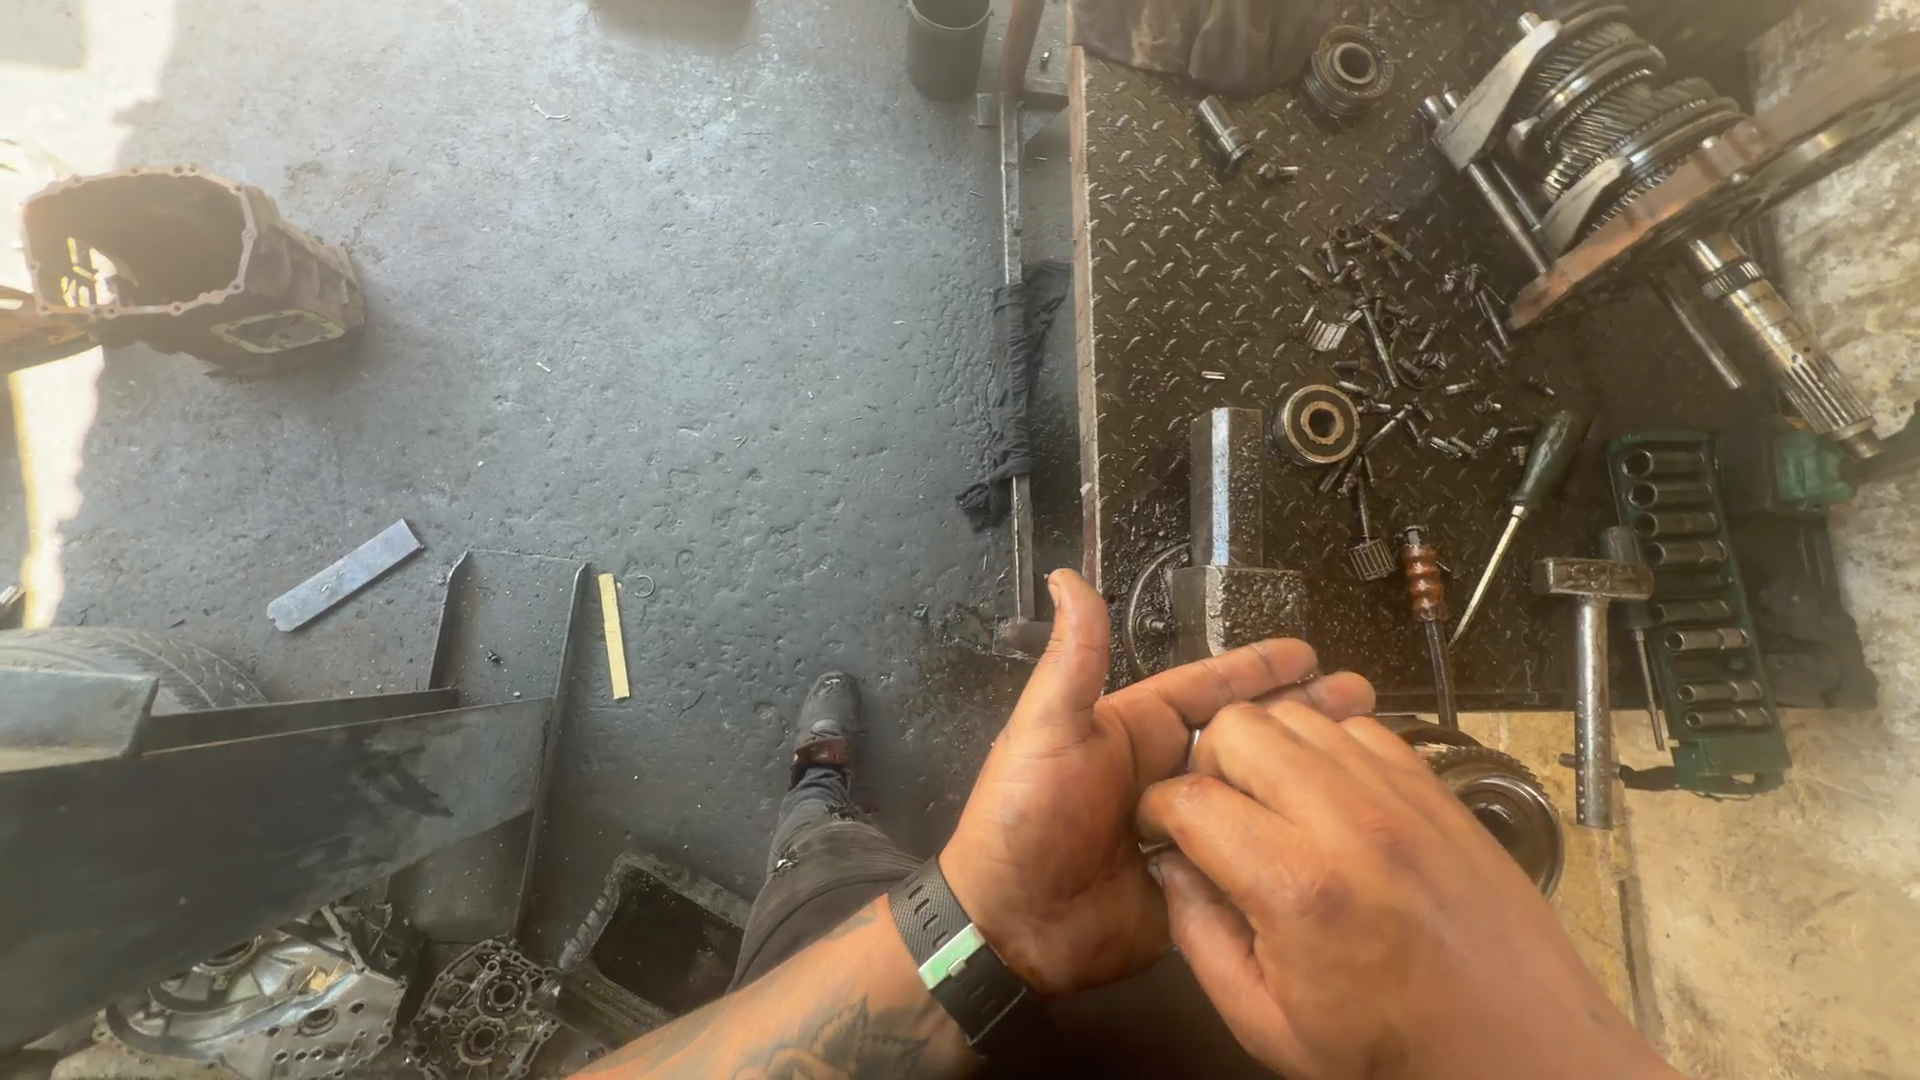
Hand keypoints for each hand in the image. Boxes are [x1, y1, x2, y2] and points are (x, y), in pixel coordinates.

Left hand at [937, 569, 1375, 997]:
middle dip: (1300, 715)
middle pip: (1244, 736)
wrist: (1011, 922)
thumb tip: (1066, 577)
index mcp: (1135, 727)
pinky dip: (1288, 839)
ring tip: (1365, 759)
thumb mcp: (1047, 728)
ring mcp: (1185, 828)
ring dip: (1302, 774)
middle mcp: (1165, 771)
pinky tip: (1337, 834)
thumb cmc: (1025, 814)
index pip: (1208, 687)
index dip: (1256, 668)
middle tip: (1364, 699)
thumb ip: (1073, 658)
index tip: (1310, 652)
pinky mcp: (1196, 880)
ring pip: (1254, 791)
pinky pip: (1249, 853)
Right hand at [1139, 701, 1679, 1079]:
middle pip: (1235, 728)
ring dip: (1263, 750)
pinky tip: (1328, 797)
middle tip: (1220, 810)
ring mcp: (1396, 793)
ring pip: (1291, 714)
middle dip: (1207, 763)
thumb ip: (1196, 933)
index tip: (1163, 829)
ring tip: (1273, 801)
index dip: (1159, 809)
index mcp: (1298, 887)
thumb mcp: (1264, 1022)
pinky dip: (1323, 749)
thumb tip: (1171, 860)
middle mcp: (1346, 820)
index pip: (1191, 798)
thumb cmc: (1389, 1054)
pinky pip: (1351, 726)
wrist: (1529, 1057)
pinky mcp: (1432, 784)